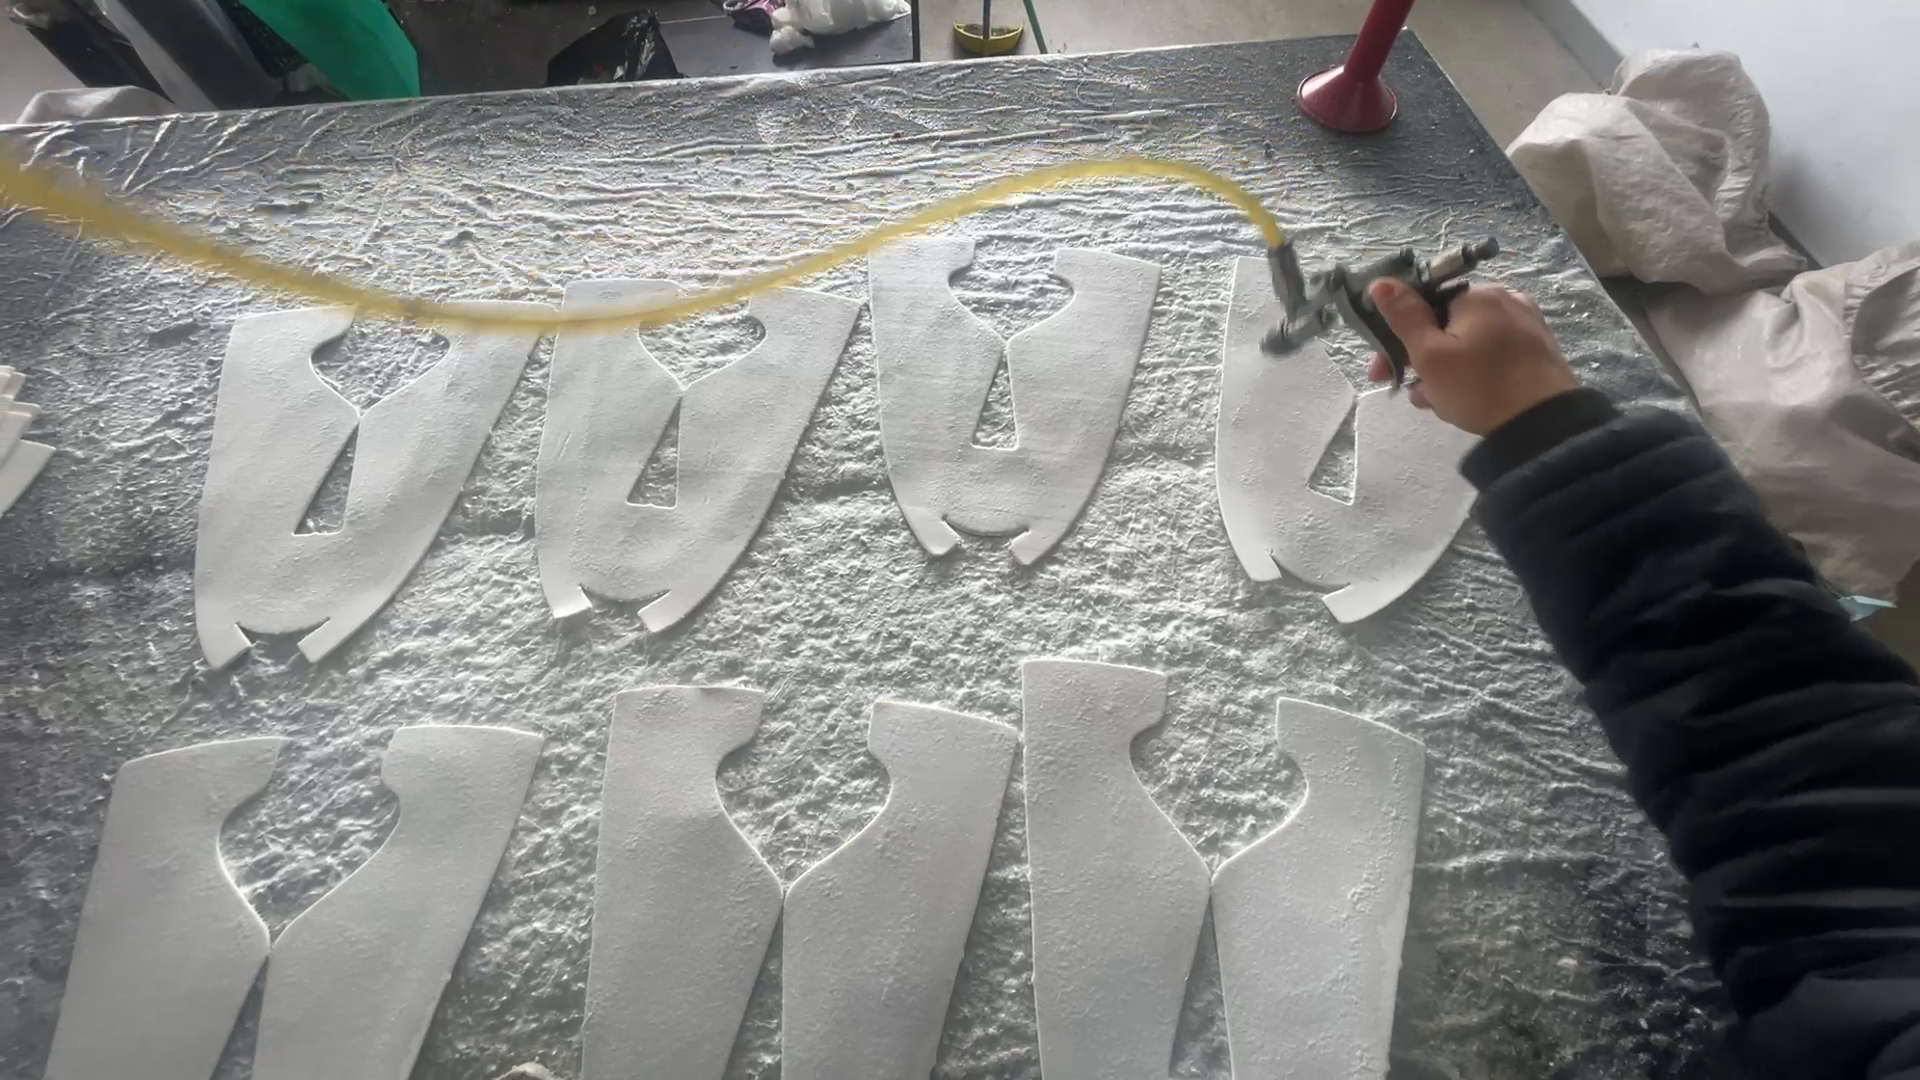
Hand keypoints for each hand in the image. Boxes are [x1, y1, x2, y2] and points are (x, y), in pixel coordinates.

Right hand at [1365, 279, 1578, 435]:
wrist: (1539, 421)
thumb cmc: (1476, 386)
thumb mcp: (1429, 354)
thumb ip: (1404, 317)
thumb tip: (1380, 283)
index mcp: (1477, 296)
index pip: (1424, 303)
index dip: (1396, 332)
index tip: (1381, 364)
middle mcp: (1505, 300)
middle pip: (1443, 323)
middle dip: (1416, 355)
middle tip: (1401, 385)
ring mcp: (1523, 323)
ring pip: (1463, 341)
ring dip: (1439, 368)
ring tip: (1432, 398)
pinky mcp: (1533, 347)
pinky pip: (1486, 352)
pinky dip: (1466, 369)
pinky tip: (1457, 394)